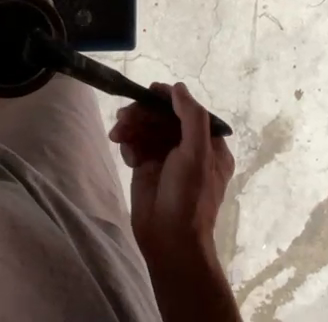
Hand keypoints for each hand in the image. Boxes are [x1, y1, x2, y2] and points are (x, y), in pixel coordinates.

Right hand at [108, 83, 234, 262]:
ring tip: (118, 135)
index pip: (188, 111)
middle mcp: (189, 149)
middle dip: (143, 115)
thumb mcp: (197, 154)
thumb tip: (179, 88)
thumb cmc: (189, 197)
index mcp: (210, 146)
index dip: (168, 100)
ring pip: (146, 129)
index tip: (148, 92)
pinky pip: (136, 145)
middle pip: (163, 118)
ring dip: (131, 127)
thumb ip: (191, 117)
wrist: (169, 240)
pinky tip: (127, 157)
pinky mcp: (147, 168)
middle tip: (124, 117)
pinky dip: (129, 146)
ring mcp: (167, 159)